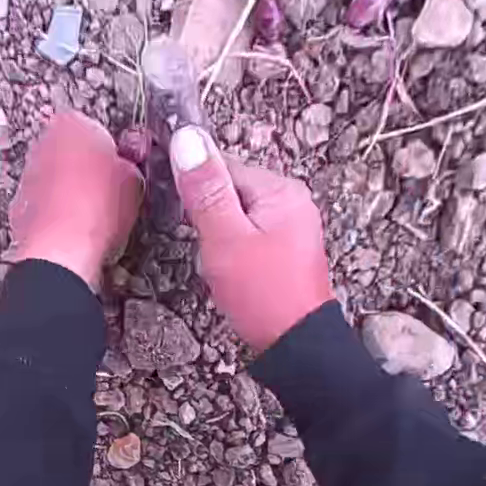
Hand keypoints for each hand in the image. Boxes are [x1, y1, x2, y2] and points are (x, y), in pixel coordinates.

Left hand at [8, 112, 142, 289]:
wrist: (61, 249)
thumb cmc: (94, 212)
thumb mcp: (133, 183)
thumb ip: (131, 166)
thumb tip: (129, 169)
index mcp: (74, 124)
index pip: (101, 132)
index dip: (118, 156)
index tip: (126, 172)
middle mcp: (45, 142)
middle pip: (75, 152)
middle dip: (92, 171)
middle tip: (113, 194)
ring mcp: (30, 172)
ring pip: (59, 177)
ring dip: (75, 192)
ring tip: (98, 217)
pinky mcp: (21, 203)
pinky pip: (47, 202)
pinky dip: (60, 212)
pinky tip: (78, 229)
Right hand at [169, 126, 334, 350]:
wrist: (297, 347)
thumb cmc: (265, 296)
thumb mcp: (226, 240)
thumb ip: (206, 191)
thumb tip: (187, 139)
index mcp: (281, 190)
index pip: (223, 168)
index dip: (198, 194)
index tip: (192, 222)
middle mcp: (292, 202)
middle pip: (230, 194)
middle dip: (212, 225)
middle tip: (217, 256)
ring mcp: (292, 228)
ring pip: (236, 220)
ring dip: (221, 244)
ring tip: (229, 271)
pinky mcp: (287, 251)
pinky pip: (248, 239)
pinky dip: (235, 256)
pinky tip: (237, 277)